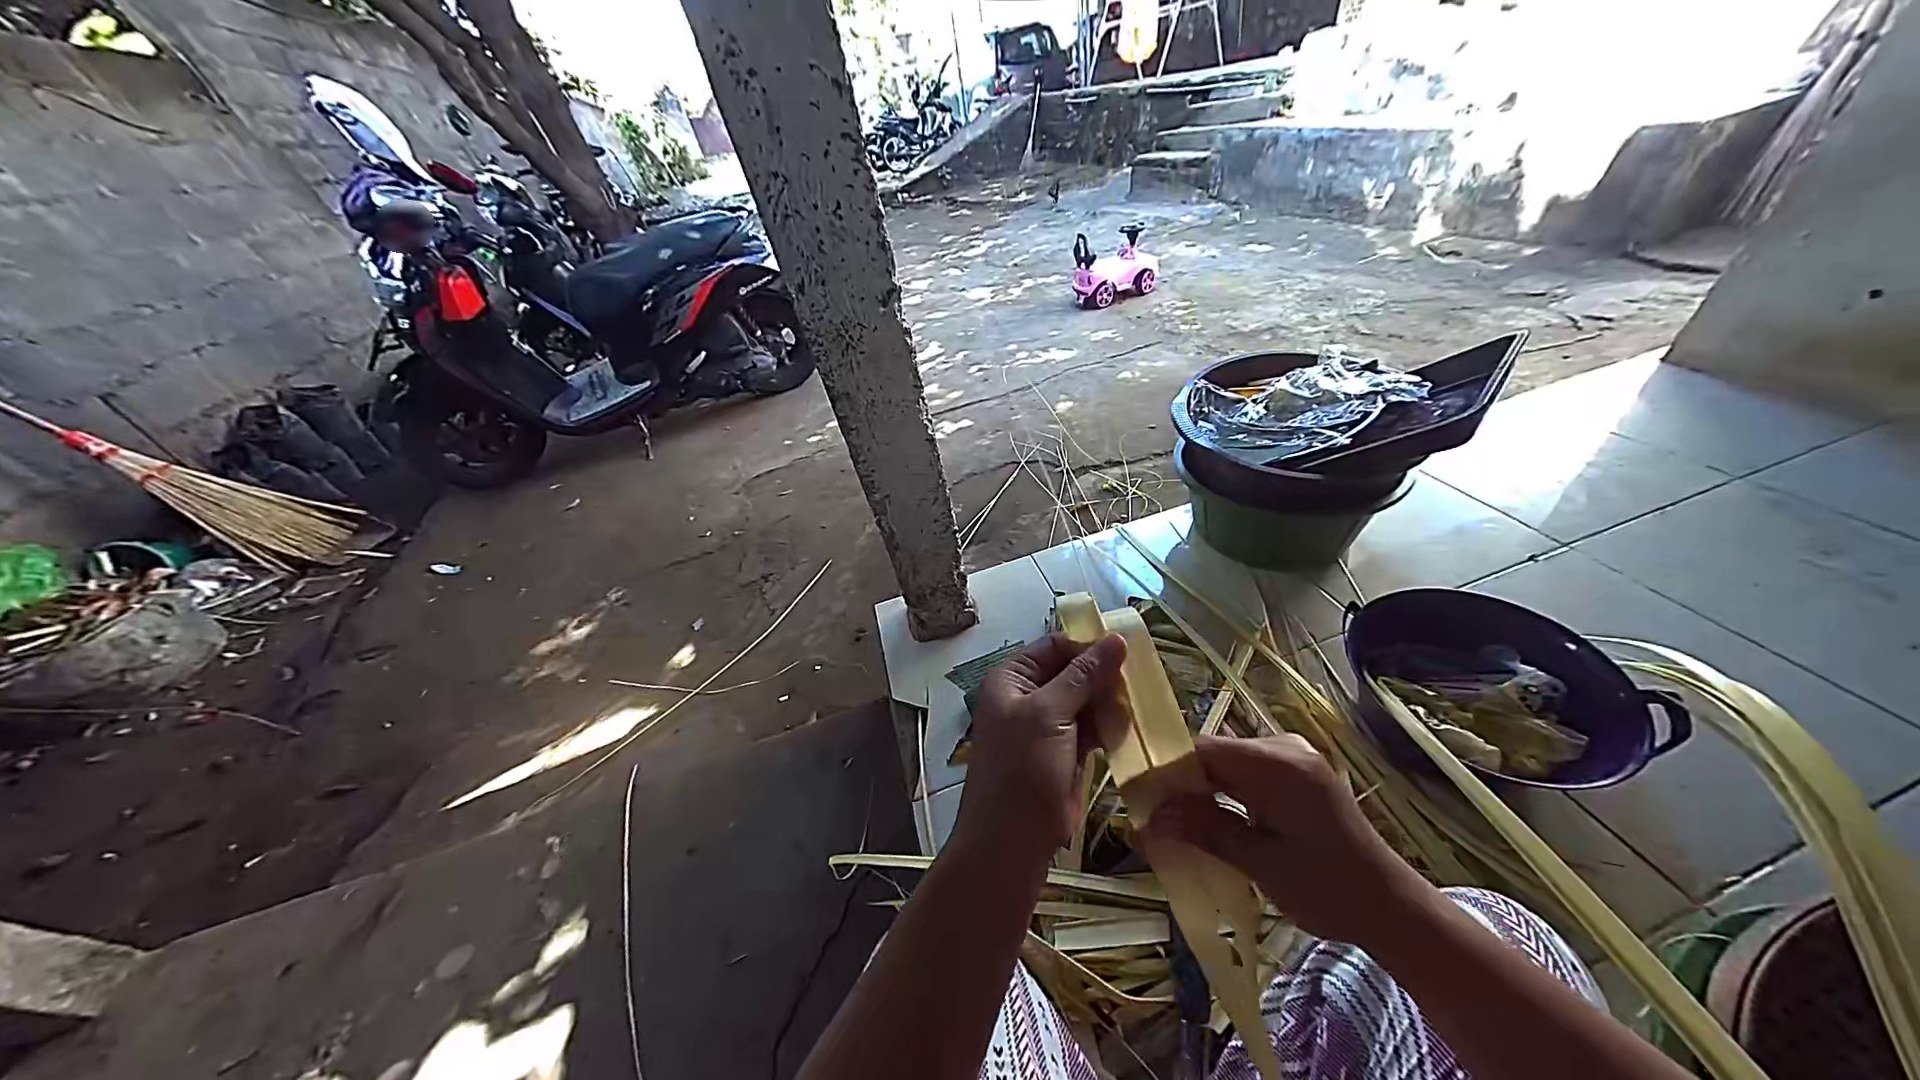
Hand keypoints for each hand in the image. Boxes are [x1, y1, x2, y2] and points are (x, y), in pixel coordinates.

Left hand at [953, 633, 1126, 859]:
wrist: (1013, 840)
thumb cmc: (1022, 768)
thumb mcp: (1049, 713)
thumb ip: (1084, 676)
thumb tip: (1116, 639)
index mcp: (1012, 678)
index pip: (1055, 647)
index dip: (1088, 646)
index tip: (1128, 649)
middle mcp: (1029, 696)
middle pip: (1074, 672)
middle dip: (1105, 675)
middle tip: (1144, 675)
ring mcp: (1050, 725)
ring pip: (1088, 700)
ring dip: (1112, 701)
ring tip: (1144, 698)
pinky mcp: (1068, 751)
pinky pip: (1094, 727)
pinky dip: (1112, 725)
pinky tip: (1135, 723)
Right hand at [1144, 734, 1437, 945]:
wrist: (1392, 907)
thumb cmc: (1330, 890)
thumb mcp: (1261, 864)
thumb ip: (1205, 831)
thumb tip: (1148, 818)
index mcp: (1280, 765)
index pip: (1203, 749)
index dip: (1166, 770)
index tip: (1139, 798)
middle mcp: (1285, 747)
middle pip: (1213, 753)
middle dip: (1181, 784)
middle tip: (1151, 816)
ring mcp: (1292, 756)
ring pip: (1226, 763)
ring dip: (1200, 790)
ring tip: (1174, 821)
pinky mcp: (1295, 770)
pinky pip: (1244, 771)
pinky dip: (1223, 793)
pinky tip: (1209, 818)